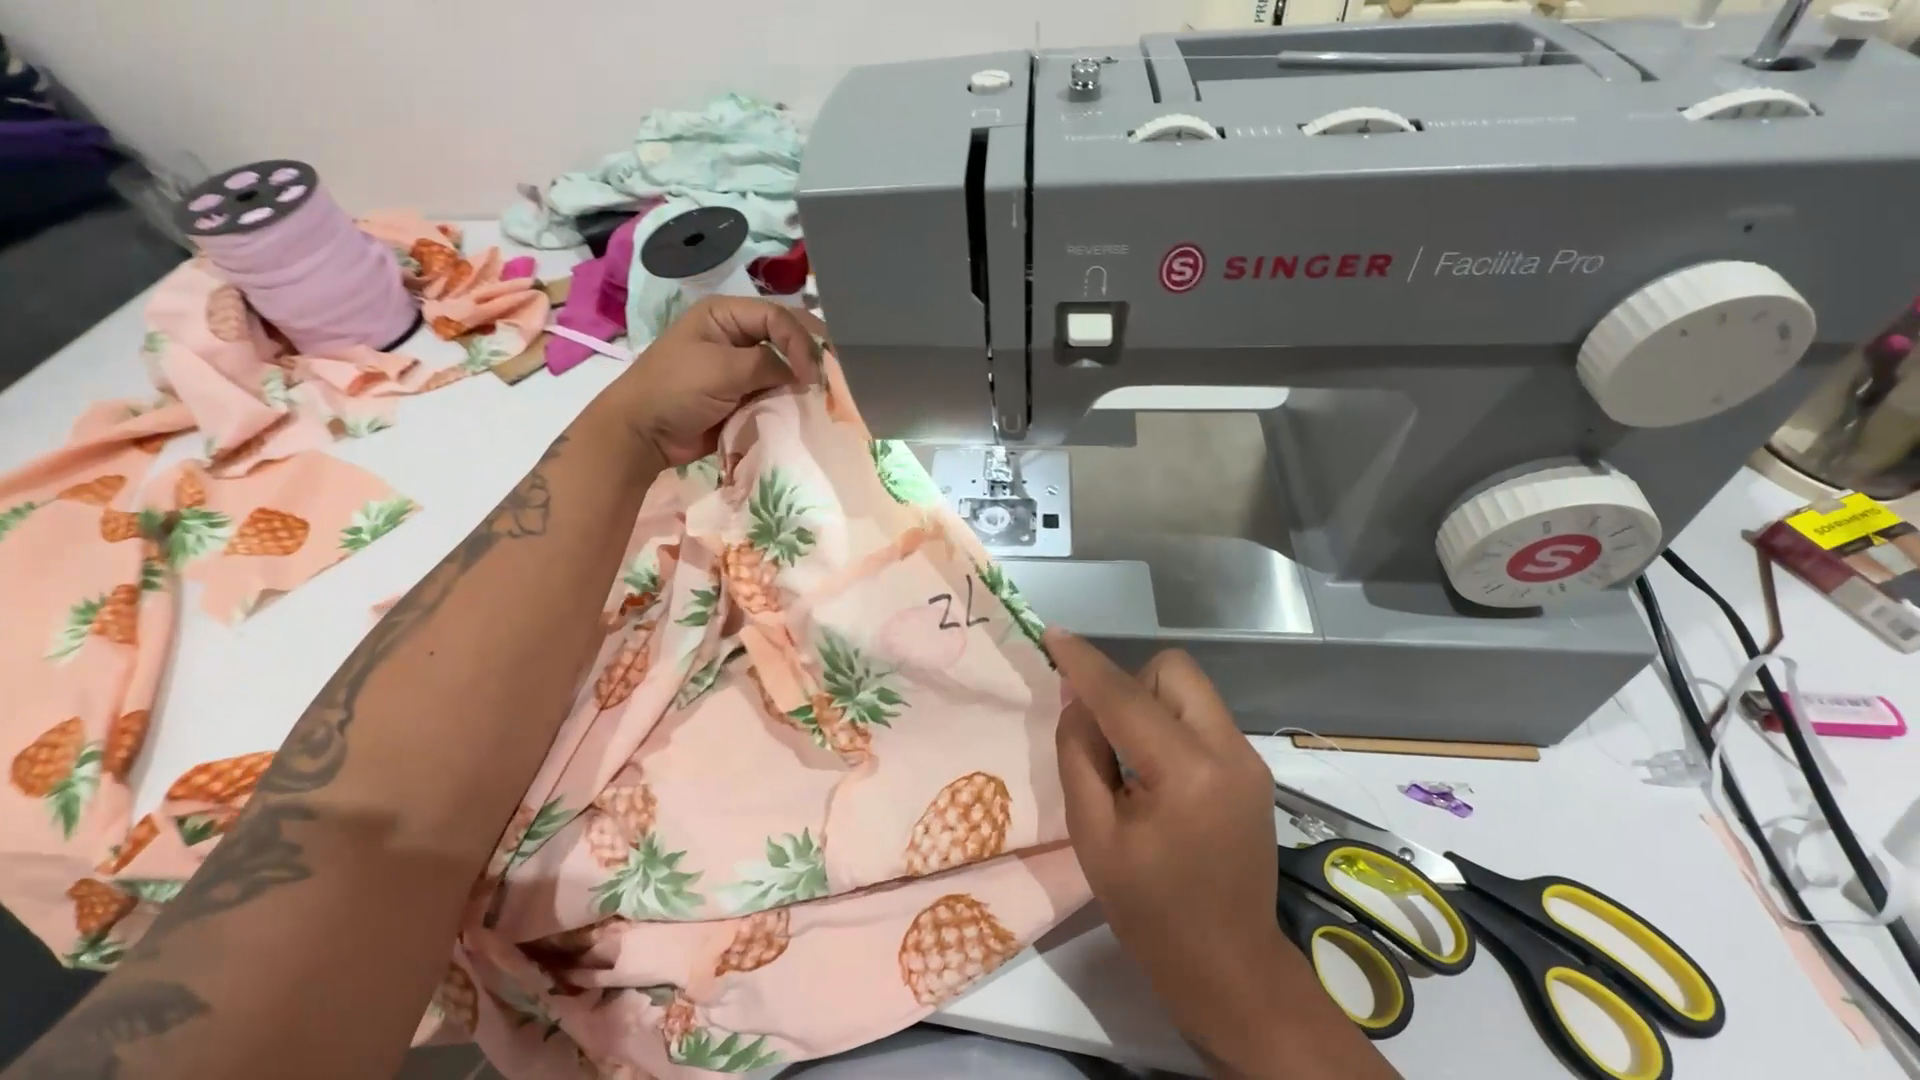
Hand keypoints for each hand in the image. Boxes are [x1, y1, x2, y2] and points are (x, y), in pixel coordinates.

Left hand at [606, 296, 827, 466]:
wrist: (643, 434)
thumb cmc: (675, 390)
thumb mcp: (722, 369)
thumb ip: (767, 364)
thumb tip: (803, 375)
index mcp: (725, 314)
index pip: (778, 316)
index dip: (800, 341)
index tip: (811, 374)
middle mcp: (736, 335)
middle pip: (785, 338)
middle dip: (807, 356)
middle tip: (833, 376)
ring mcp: (739, 367)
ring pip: (784, 367)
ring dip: (801, 381)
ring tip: (823, 395)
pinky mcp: (742, 396)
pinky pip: (774, 393)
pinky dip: (789, 400)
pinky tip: (805, 408)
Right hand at [1049, 632, 1286, 1021]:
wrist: (1228, 965)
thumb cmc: (1149, 912)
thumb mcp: (1093, 836)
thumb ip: (1080, 755)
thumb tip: (1078, 700)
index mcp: (1186, 771)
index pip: (1125, 696)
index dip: (1084, 663)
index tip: (1053, 635)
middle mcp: (1228, 750)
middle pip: (1172, 671)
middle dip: (1129, 684)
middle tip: (1104, 734)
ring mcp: (1248, 759)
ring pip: (1191, 690)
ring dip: (1151, 704)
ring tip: (1129, 760)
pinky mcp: (1253, 770)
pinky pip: (1203, 718)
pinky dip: (1170, 725)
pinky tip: (1155, 774)